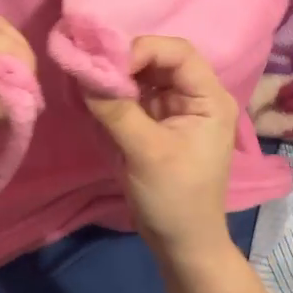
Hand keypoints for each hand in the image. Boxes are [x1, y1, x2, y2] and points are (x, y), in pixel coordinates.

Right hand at [84, 36, 238, 258]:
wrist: (182, 243)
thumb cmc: (176, 198)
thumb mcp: (145, 152)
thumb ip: (116, 110)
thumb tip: (84, 72)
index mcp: (209, 98)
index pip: (178, 52)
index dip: (142, 49)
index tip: (108, 66)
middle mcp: (196, 97)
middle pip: (158, 59)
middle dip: (124, 62)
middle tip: (91, 71)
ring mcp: (176, 109)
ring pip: (143, 76)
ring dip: (116, 77)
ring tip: (87, 83)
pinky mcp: (157, 123)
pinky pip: (134, 96)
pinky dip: (114, 94)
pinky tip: (94, 98)